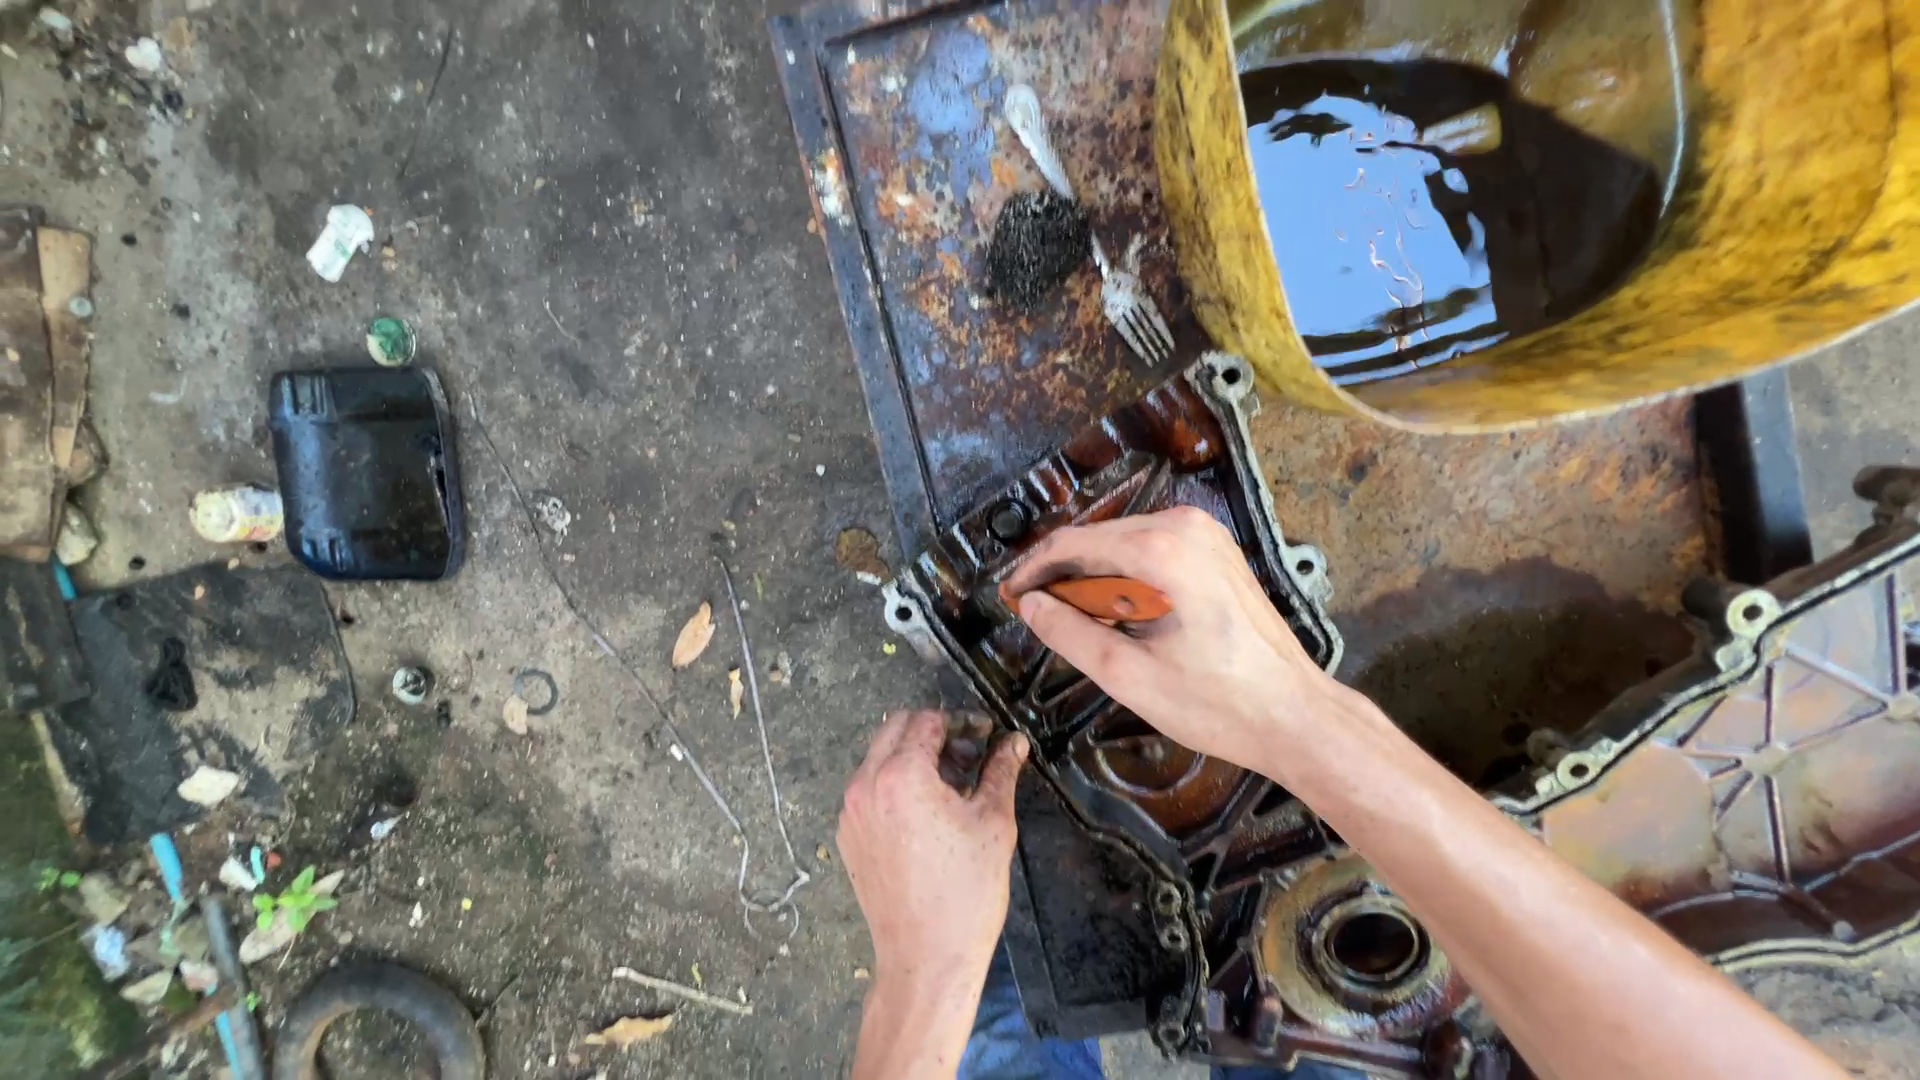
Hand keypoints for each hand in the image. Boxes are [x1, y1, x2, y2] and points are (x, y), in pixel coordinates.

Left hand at [838, 709, 1028, 1072]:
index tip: (984, 735)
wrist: (926, 958)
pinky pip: (868, 788)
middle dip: (932, 731)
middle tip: (967, 755)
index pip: (928, 721)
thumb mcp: (993, 822)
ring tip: (950, 785)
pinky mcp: (847, 834)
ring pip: (879, 756)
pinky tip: (925, 811)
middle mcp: (866, 785)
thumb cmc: (966, 891)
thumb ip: (1001, 771)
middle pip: (896, 727)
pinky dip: (894, 783)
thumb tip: (1014, 743)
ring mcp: (851, 811)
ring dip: (911, 755)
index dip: (961, 722)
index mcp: (902, 775)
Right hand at [1000, 506, 1345, 771]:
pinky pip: (1150, 548)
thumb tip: (1030, 605)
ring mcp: (1206, 534)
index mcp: (1163, 550)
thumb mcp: (1128, 675)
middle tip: (1034, 611)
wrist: (1295, 714)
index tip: (1010, 595)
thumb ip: (1070, 634)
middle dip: (1060, 573)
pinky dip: (1122, 574)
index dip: (1033, 570)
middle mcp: (1185, 526)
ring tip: (1070, 617)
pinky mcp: (1215, 550)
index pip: (1073, 544)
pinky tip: (1113, 609)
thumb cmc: (1217, 703)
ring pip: (1121, 541)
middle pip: (1096, 538)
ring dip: (1090, 575)